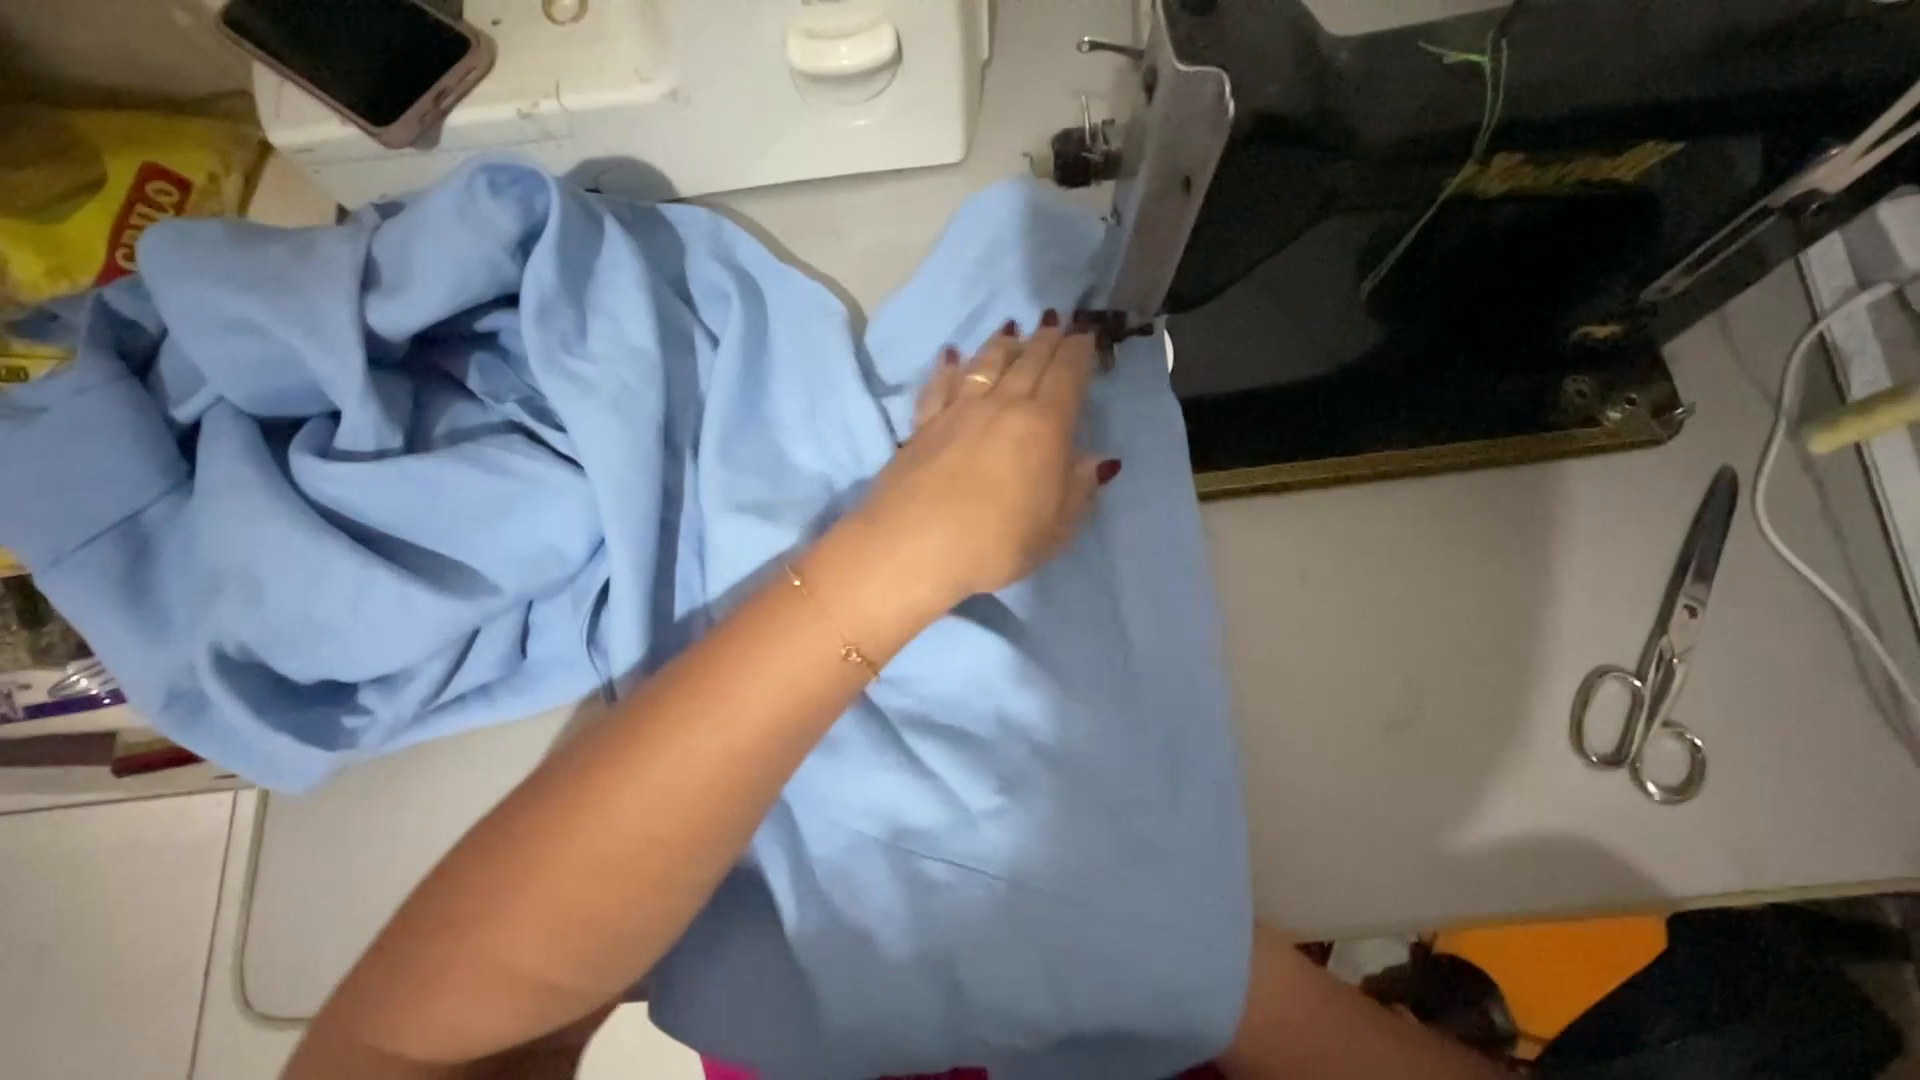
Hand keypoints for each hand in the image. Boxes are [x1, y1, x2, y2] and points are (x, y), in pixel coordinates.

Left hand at [848, 312, 1116, 605]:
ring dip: (1000, 345)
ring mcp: (956, 413)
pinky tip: (950, 357)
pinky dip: (948, 367)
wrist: (913, 548)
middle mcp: (1001, 406)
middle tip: (1055, 322)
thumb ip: (1078, 490)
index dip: (1078, 352)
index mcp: (1044, 425)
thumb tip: (1097, 461)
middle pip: (1027, 361)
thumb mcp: (1056, 528)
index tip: (1085, 335)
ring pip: (983, 365)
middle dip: (1045, 340)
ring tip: (1011, 331)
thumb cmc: (997, 543)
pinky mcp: (921, 427)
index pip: (1066, 375)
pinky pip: (939, 386)